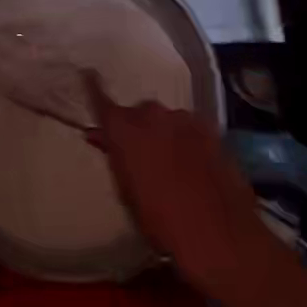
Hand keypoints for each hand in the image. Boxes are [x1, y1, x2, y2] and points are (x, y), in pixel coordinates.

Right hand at [84, 72, 276, 296]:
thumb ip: (113, 156)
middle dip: (135, 127)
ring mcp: (183, 118)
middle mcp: (151, 114)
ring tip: (169, 162)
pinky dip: (185, 138)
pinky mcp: (210, 128)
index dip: (92, 86)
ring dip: (162, 132)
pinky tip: (193, 162)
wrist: (219, 233)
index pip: (101, 99)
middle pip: (137, 112)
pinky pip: (188, 127)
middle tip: (138, 153)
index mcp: (123, 129)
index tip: (87, 73)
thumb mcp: (126, 192)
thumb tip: (98, 135)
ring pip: (165, 119)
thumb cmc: (160, 220)